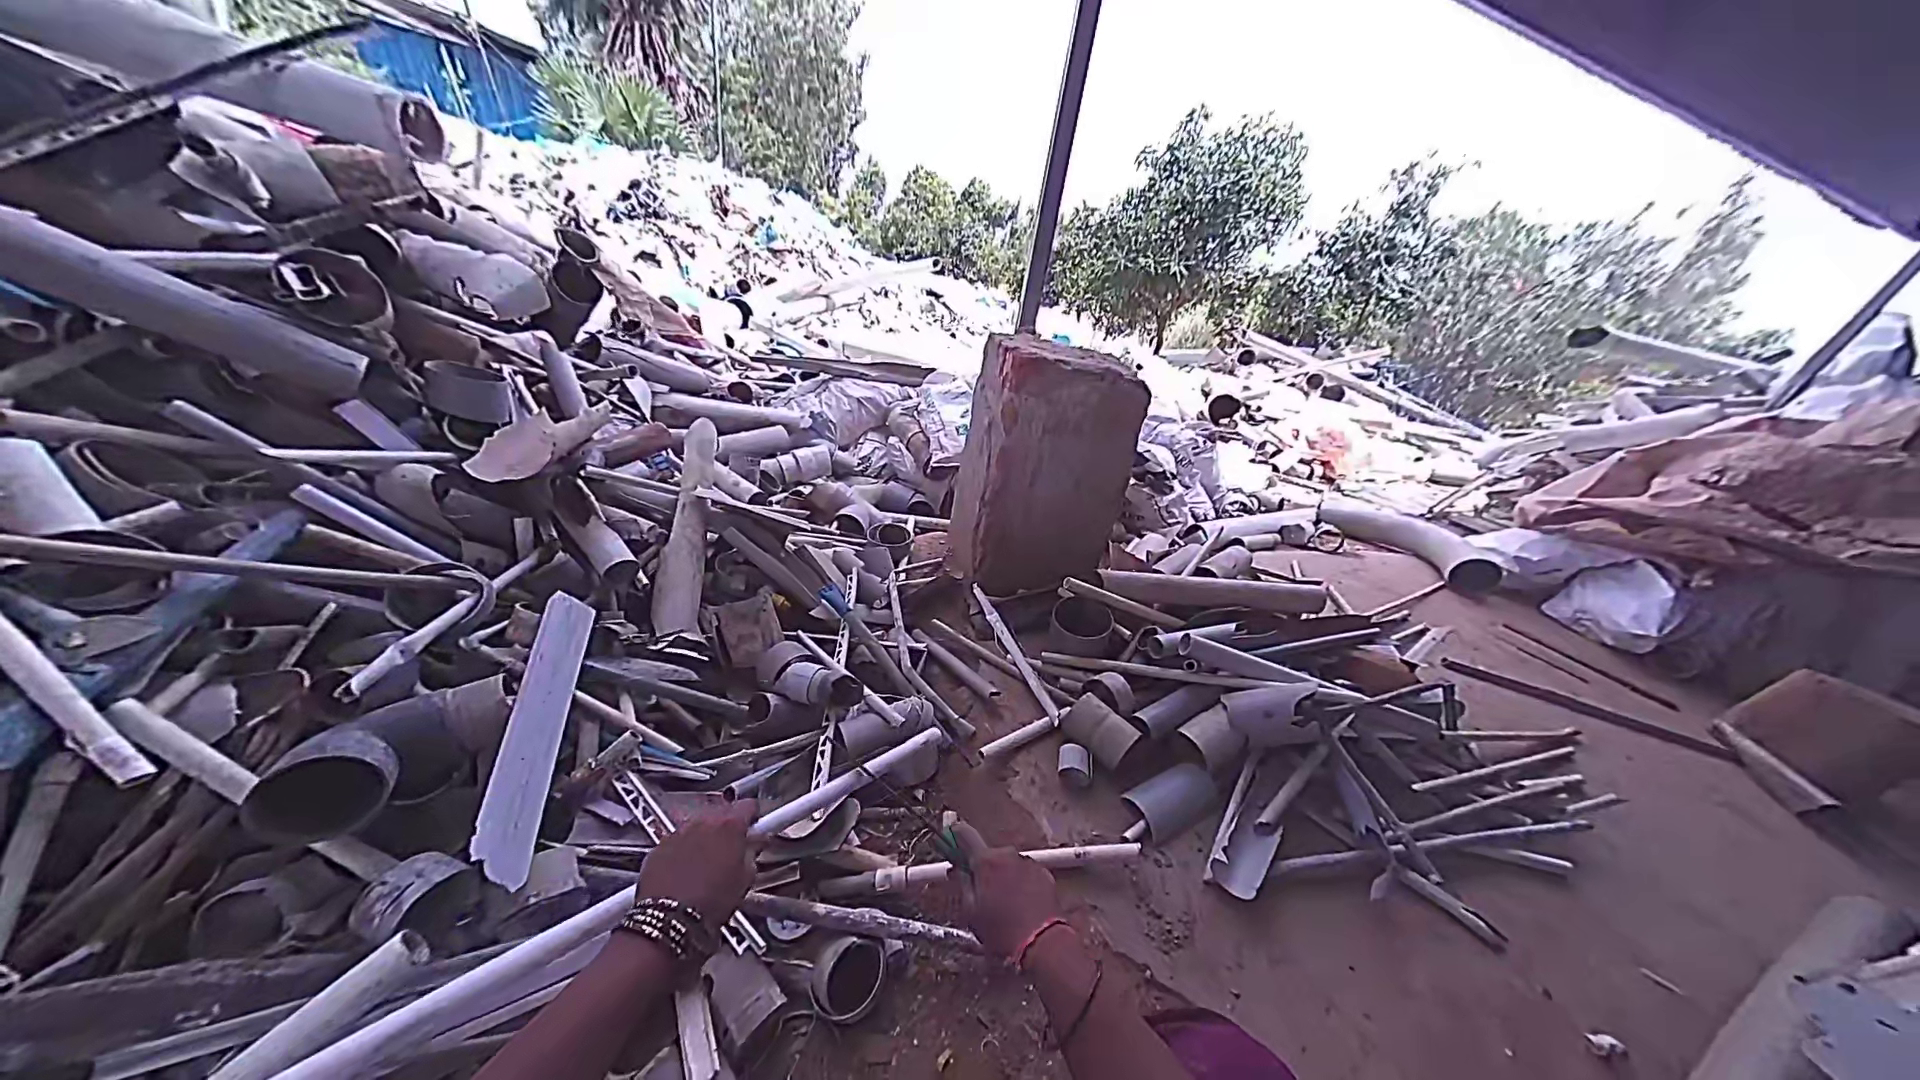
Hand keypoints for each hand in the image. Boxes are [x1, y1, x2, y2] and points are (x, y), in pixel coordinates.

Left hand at [637, 799, 758, 926]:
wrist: (669, 922)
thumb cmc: (709, 903)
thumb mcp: (745, 877)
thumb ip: (752, 852)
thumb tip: (754, 845)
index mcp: (730, 824)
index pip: (749, 805)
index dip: (754, 815)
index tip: (755, 826)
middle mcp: (703, 822)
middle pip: (721, 812)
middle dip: (728, 826)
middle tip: (733, 848)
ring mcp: (678, 833)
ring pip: (697, 825)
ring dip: (705, 837)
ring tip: (708, 862)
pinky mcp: (658, 848)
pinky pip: (676, 841)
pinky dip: (682, 850)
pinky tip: (686, 872)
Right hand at [952, 821, 1062, 962]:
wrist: (1044, 943)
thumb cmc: (1002, 931)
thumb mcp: (972, 912)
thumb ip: (962, 884)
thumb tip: (957, 869)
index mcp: (985, 861)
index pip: (965, 834)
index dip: (955, 836)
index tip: (951, 843)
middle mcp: (1007, 854)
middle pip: (989, 854)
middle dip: (984, 869)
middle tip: (982, 893)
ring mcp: (1027, 862)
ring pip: (1008, 864)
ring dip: (1004, 876)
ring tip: (1006, 905)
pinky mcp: (1044, 873)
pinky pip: (1026, 873)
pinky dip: (1022, 883)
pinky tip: (1022, 905)